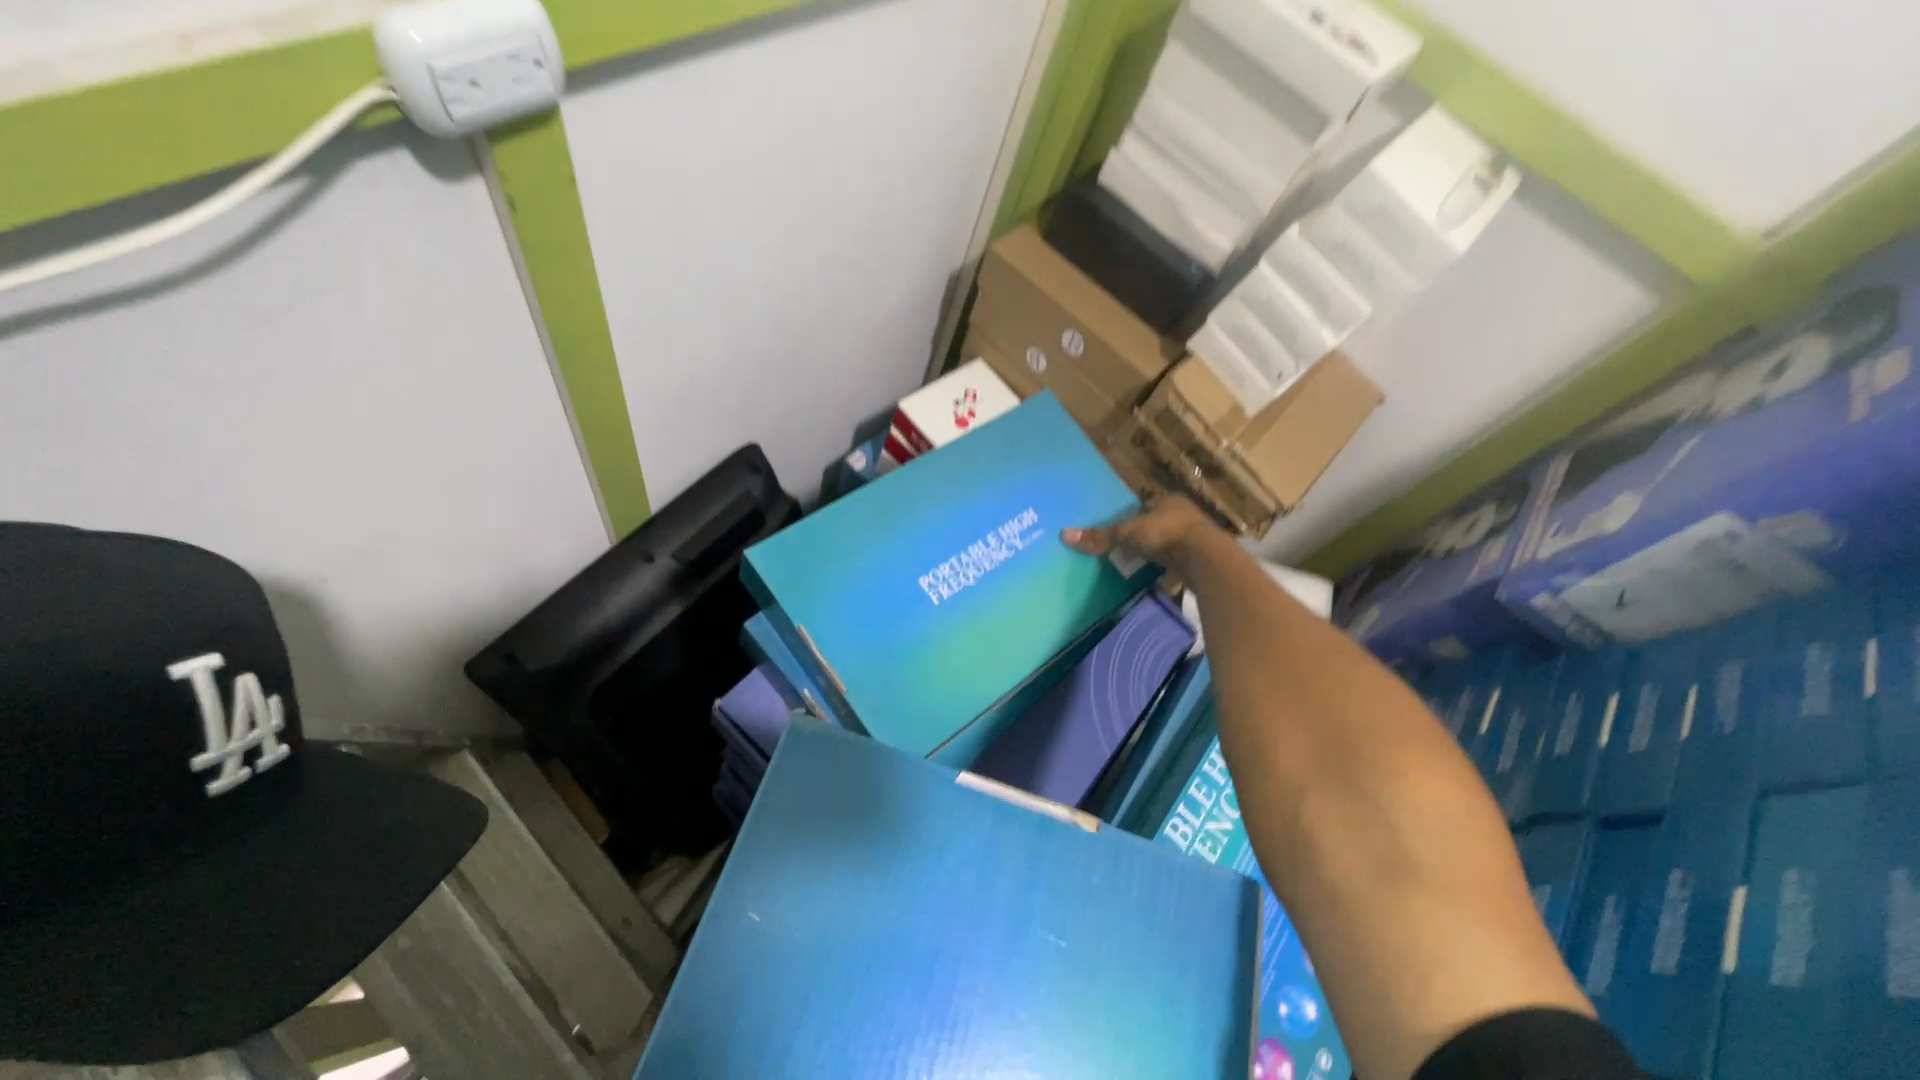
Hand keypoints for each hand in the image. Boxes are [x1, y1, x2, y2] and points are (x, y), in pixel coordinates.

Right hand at [1061, 495, 1218, 571]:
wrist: (1203, 557)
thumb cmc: (1166, 534)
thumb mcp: (1128, 533)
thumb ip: (1101, 536)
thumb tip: (1064, 534)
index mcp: (1168, 500)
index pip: (1146, 506)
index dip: (1133, 516)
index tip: (1121, 530)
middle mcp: (1183, 513)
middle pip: (1157, 523)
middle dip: (1145, 534)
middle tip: (1127, 547)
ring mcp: (1193, 535)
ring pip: (1168, 541)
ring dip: (1158, 550)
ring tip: (1139, 561)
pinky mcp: (1199, 556)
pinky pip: (1177, 558)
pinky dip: (1168, 564)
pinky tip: (1158, 572)